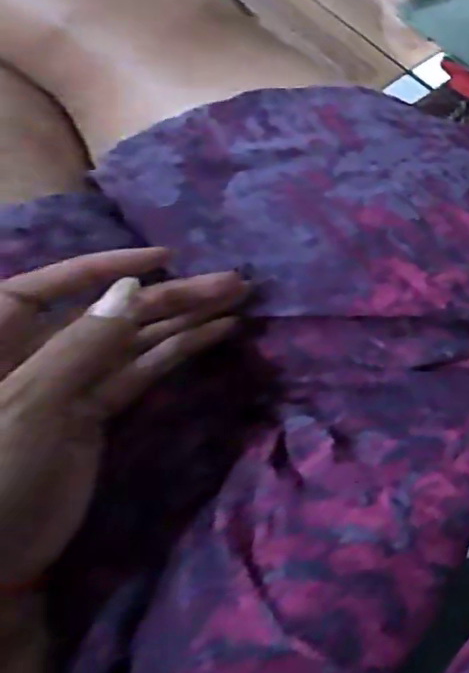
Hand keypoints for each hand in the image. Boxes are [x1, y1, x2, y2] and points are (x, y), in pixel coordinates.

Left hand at [0, 248, 244, 585]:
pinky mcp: (84, 415)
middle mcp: (16, 366)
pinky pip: (137, 371)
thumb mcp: (25, 408)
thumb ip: (80, 346)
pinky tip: (222, 331)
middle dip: (164, 295)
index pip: (28, 294)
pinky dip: (179, 349)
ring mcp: (52, 392)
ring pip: (126, 341)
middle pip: (95, 316)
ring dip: (184, 318)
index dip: (94, 269)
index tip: (164, 257)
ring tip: (242, 298)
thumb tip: (130, 285)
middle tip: (233, 280)